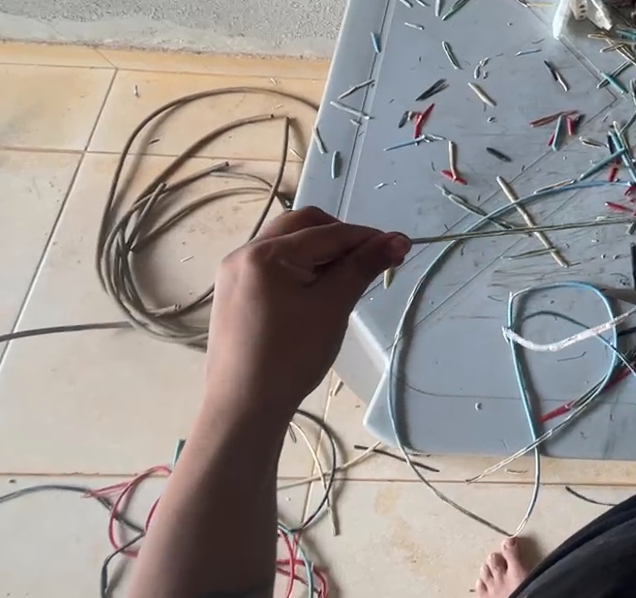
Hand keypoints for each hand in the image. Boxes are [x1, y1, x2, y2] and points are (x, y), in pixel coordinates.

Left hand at [201, 207, 409, 427]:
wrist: (243, 409)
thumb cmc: (291, 356)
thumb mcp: (334, 306)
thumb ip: (364, 266)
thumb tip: (399, 239)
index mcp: (267, 254)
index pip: (330, 233)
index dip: (368, 238)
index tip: (400, 247)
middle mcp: (245, 253)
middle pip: (304, 225)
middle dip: (341, 236)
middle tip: (367, 260)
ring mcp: (235, 272)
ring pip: (288, 241)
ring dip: (321, 249)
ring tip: (344, 277)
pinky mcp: (235, 291)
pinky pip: (274, 262)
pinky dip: (301, 265)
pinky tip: (317, 290)